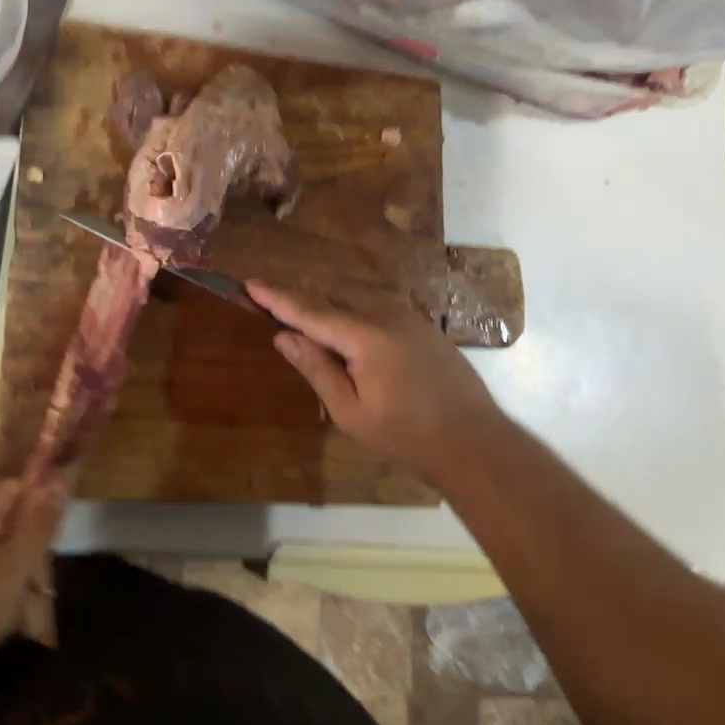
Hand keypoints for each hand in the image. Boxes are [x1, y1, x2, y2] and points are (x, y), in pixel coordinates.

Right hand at [248, 282, 497, 481]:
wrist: (474, 441)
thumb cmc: (406, 434)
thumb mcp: (350, 411)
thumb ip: (317, 369)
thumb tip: (284, 336)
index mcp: (366, 336)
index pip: (311, 312)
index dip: (278, 299)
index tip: (250, 283)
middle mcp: (387, 316)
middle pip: (332, 301)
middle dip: (299, 300)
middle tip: (266, 299)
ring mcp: (410, 319)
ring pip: (356, 304)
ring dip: (326, 309)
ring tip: (299, 316)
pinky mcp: (423, 328)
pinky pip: (377, 312)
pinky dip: (351, 316)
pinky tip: (344, 331)